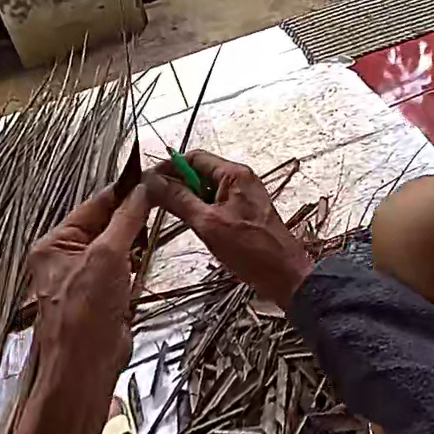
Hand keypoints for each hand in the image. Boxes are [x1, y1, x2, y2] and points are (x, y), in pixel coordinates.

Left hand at [0, 184, 149, 433]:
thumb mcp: (108, 254)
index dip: (125, 193)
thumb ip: (127, 217)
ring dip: (136, 246)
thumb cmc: (84, 315)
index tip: (152, 180)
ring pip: (120, 247)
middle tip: (158, 211)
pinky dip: (136, 268)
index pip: (96, 204)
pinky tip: (141, 272)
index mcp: (56, 243)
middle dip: (132, 221)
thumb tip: (144, 188)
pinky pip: (124, 270)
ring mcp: (84, 278)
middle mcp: (67, 258)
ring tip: (146, 247)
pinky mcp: (102, 296)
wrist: (84, 372)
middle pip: (108, 224)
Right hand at [144, 151, 312, 306]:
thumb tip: (153, 183)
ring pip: (206, 190)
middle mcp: (240, 180)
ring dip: (188, 199)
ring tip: (172, 216)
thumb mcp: (208, 223)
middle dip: (177, 184)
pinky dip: (201, 211)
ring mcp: (243, 196)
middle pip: (200, 172)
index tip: (149, 181)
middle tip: (154, 201)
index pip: (195, 158)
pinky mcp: (244, 212)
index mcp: (235, 174)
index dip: (169, 167)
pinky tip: (193, 226)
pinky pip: (216, 203)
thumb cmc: (252, 250)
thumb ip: (179, 200)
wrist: (283, 275)